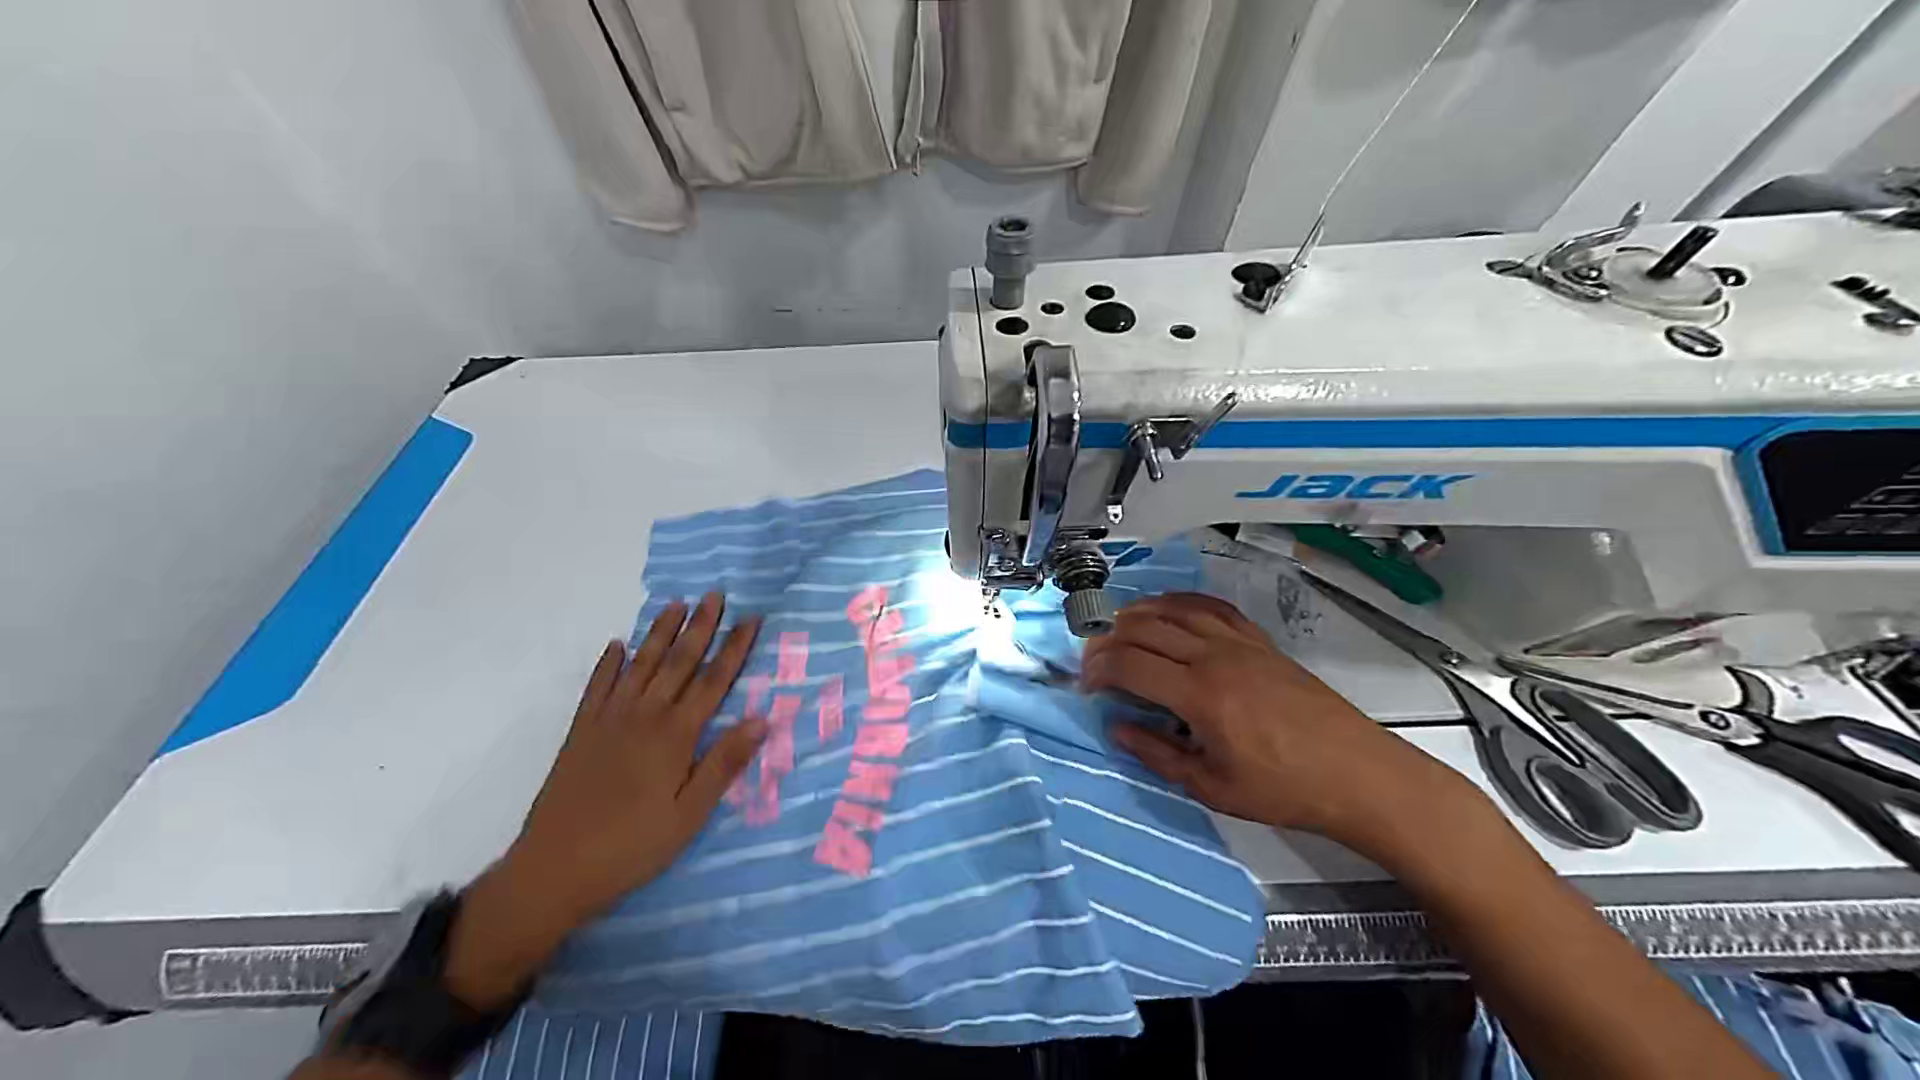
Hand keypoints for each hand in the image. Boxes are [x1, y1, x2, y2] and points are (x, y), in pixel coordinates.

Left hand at [445, 594, 763, 1009]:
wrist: (553, 870)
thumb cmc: (632, 846)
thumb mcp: (690, 815)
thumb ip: (724, 764)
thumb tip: (760, 719)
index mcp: (675, 736)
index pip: (713, 681)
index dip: (734, 648)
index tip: (751, 618)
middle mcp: (644, 716)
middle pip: (678, 662)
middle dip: (700, 626)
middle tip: (715, 594)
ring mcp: (609, 720)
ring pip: (641, 665)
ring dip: (659, 633)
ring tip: (676, 604)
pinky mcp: (581, 731)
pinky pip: (598, 686)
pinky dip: (608, 663)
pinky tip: (617, 645)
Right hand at [1082, 592, 1480, 854]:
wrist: (1357, 774)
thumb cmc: (1284, 789)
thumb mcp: (1212, 787)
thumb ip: (1158, 754)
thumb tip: (1118, 727)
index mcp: (1200, 695)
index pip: (1130, 664)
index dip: (1098, 670)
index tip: (1085, 686)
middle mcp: (1215, 657)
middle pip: (1144, 629)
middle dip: (1107, 641)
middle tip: (1093, 662)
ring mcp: (1239, 643)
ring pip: (1174, 611)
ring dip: (1137, 615)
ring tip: (1116, 631)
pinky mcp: (1259, 641)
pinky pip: (1211, 608)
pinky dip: (1180, 603)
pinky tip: (1167, 610)